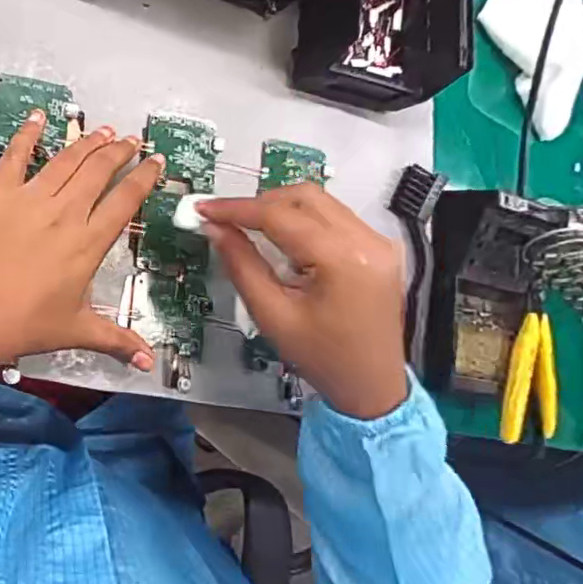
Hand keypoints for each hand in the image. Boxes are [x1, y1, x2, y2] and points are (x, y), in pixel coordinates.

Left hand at [0, 111, 164, 370]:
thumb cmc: (24, 324)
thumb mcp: (75, 331)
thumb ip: (116, 339)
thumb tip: (148, 360)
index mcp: (87, 243)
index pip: (125, 200)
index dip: (143, 177)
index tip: (155, 162)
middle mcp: (64, 214)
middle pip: (99, 171)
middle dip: (120, 152)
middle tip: (131, 141)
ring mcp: (30, 201)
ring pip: (66, 160)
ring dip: (87, 142)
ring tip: (103, 131)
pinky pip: (15, 157)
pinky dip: (27, 135)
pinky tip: (37, 117)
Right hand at [199, 185, 407, 418]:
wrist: (372, 386)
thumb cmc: (322, 357)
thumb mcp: (271, 314)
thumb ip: (241, 264)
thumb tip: (215, 229)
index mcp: (343, 260)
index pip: (279, 216)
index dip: (236, 209)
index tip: (204, 209)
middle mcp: (367, 241)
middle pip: (303, 197)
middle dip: (258, 202)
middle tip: (225, 220)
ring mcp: (377, 242)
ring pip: (318, 201)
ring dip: (278, 208)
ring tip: (248, 228)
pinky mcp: (377, 248)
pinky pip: (332, 216)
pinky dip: (300, 219)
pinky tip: (280, 240)